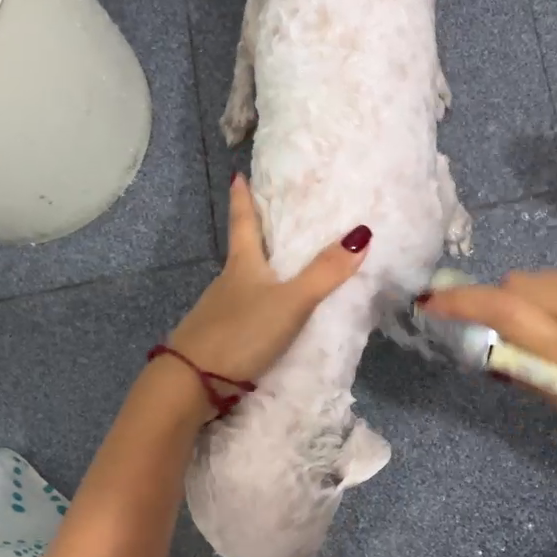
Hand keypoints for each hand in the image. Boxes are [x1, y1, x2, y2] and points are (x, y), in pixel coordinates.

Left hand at [167, 173, 370, 384]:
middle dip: (255, 234)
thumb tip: (362, 234)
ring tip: (281, 268)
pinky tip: (269, 316)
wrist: (193, 381)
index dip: (242, 198)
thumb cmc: (242, 332)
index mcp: (242, 265)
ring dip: (259, 274)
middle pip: (243, 251)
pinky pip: (245, 313)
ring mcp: (221, 312)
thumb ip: (325, 273)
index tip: (237, 175)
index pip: (243, 222)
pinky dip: (258, 305)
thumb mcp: (291, 301)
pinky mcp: (221, 339)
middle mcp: (228, 283)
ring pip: (243, 284)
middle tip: (271, 216)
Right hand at [420, 270, 556, 465]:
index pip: (501, 308)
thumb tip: (504, 361)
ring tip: (525, 332)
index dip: (459, 303)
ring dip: (520, 296)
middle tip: (485, 333)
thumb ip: (540, 379)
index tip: (429, 303)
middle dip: (489, 299)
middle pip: (516, 283)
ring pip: (542, 278)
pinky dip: (549, 296)